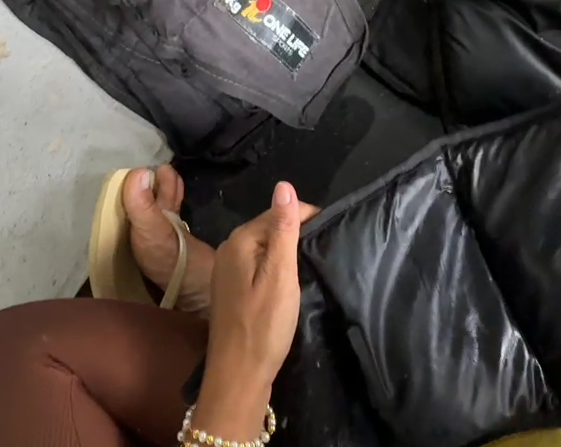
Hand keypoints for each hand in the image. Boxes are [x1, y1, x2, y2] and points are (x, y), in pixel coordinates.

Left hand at [193, 182, 318, 440]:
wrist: (238, 376)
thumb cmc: (263, 325)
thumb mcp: (280, 275)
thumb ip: (283, 230)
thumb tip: (284, 185)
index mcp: (240, 240)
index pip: (277, 212)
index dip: (305, 216)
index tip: (332, 227)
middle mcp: (230, 248)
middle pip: (269, 227)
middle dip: (296, 231)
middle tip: (326, 245)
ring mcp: (228, 270)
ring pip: (265, 247)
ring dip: (287, 250)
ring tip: (314, 261)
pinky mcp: (233, 289)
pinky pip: (259, 265)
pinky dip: (276, 267)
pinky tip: (291, 281)